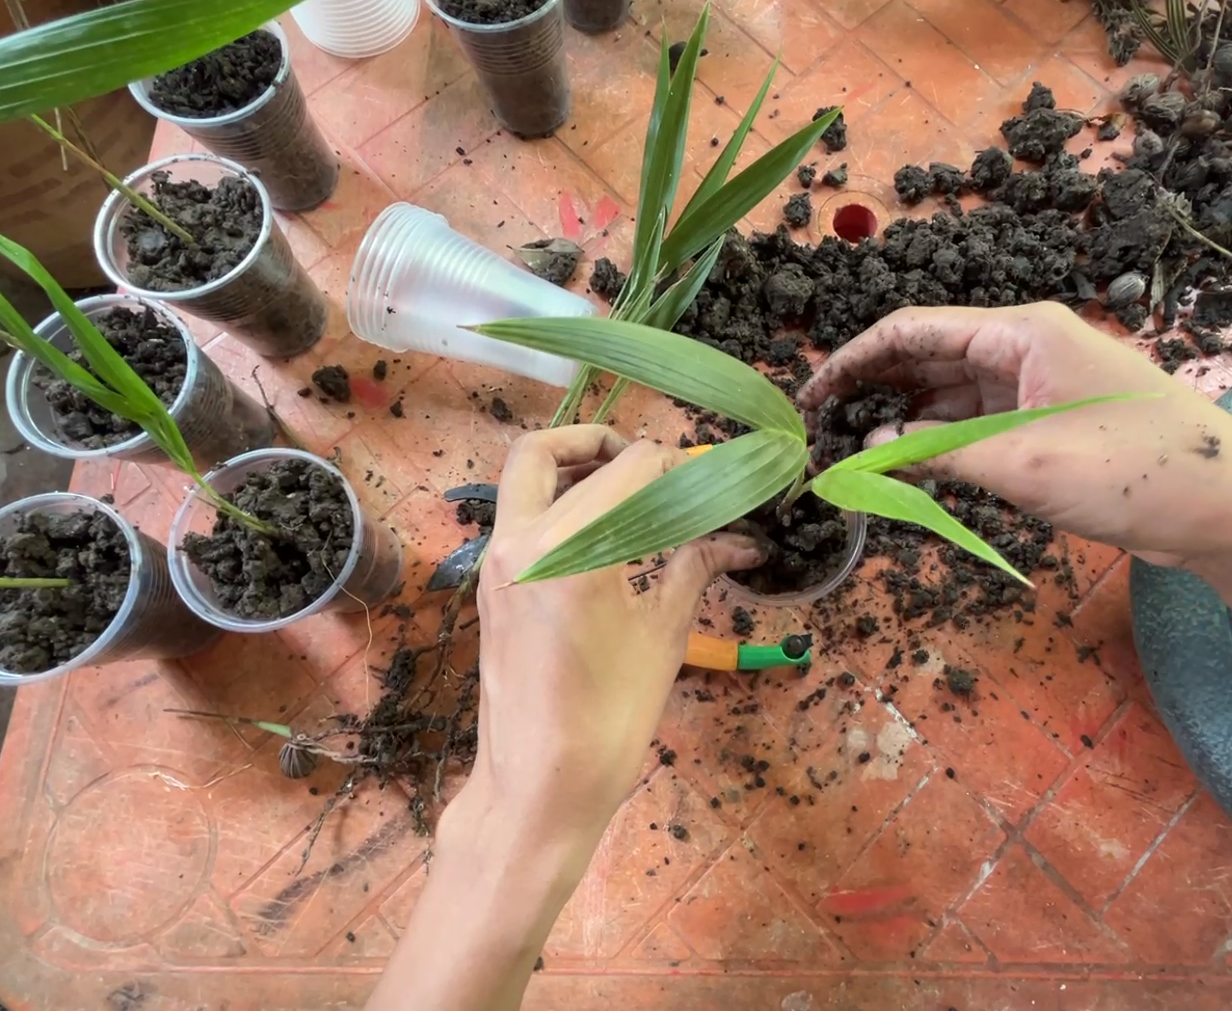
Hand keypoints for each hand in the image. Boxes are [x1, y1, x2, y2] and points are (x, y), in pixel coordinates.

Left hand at [450, 425, 759, 847]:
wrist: (538, 789)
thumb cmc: (610, 718)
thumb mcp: (662, 636)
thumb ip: (694, 569)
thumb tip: (740, 545)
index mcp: (569, 550)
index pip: (627, 470)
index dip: (673, 466)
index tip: (704, 480)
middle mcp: (520, 542)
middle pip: (543, 451)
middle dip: (597, 442)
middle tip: (644, 463)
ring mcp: (495, 563)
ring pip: (521, 480)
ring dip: (570, 469)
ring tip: (625, 494)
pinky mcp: (491, 586)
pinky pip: (519, 518)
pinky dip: (557, 505)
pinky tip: (603, 538)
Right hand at [797, 303, 1231, 567]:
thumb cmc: (1137, 471)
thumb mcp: (1024, 463)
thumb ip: (936, 453)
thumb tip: (868, 452)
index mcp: (1021, 332)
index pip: (914, 330)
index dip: (854, 359)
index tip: (812, 395)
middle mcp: (1024, 347)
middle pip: (926, 356)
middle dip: (872, 386)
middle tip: (822, 423)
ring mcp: (1036, 385)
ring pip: (948, 393)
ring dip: (903, 419)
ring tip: (856, 449)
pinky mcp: (1045, 420)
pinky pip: (975, 422)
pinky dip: (939, 440)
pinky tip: (909, 462)